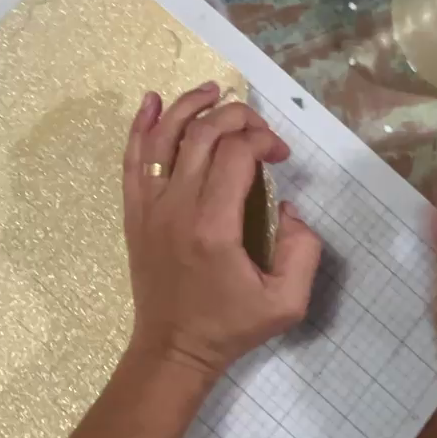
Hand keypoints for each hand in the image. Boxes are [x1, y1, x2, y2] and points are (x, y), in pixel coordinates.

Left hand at [121, 83, 322, 381]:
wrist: (172, 348)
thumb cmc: (229, 327)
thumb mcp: (287, 303)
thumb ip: (303, 250)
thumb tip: (288, 205)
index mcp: (214, 226)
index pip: (237, 154)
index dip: (263, 140)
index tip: (281, 155)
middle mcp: (177, 207)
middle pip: (203, 134)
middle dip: (236, 116)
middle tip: (258, 128)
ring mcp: (149, 207)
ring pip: (163, 137)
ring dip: (188, 105)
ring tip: (212, 89)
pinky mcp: (134, 211)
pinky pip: (133, 159)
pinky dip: (142, 125)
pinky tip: (153, 101)